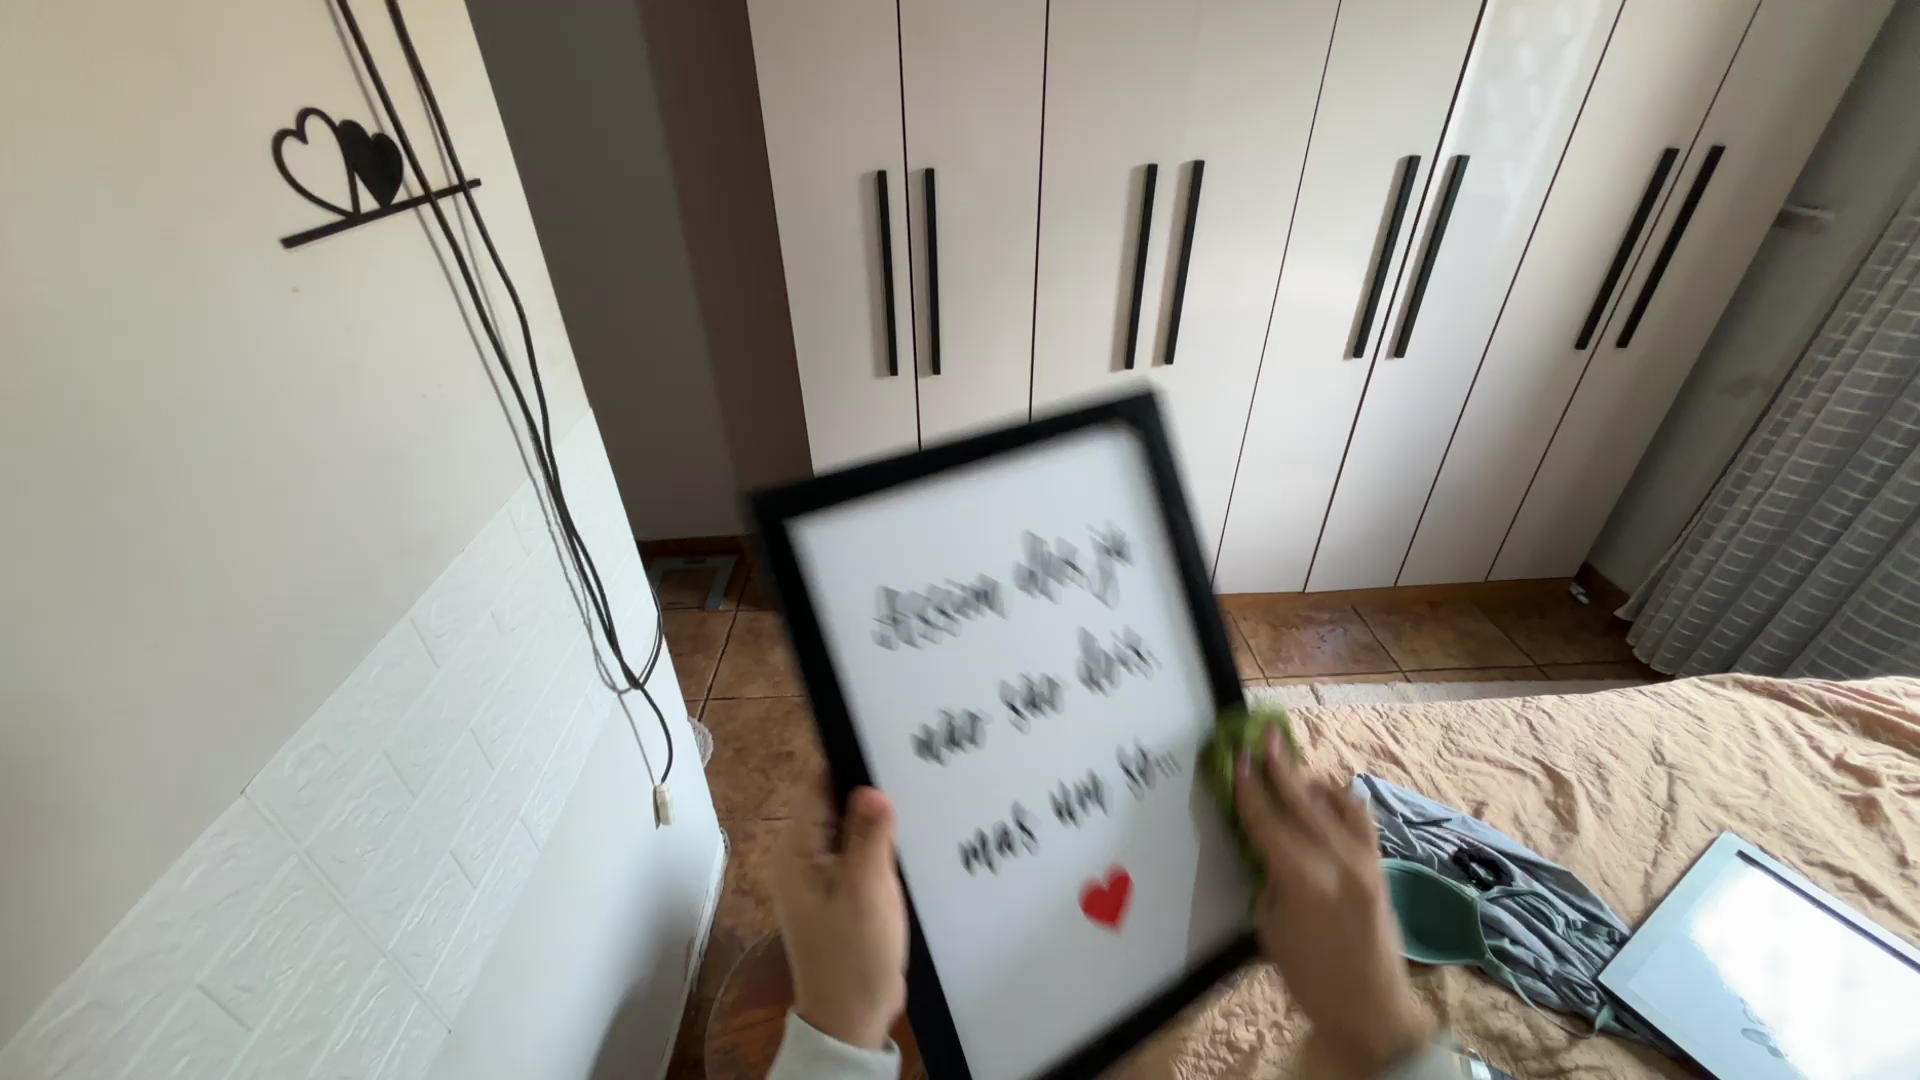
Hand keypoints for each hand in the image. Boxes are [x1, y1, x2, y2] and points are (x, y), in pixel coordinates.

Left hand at [772, 786, 908, 1050]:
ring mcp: (820, 875)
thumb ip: (868, 835)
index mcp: (796, 851)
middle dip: (867, 789)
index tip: (886, 748)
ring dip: (875, 818)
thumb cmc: (855, 954)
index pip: (816, 787)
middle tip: (910, 772)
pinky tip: (906, 837)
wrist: (851, 1020)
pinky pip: (855, 850)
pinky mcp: (839, 890)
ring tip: (914, 798)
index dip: (848, 764)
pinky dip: (877, 842)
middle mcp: (802, 857)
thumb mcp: (866, 890)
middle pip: (832, 803)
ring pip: (847, 826)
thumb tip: (872, 787)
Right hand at [1234, 731, 1432, 1075]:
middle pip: (1301, 801)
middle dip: (1280, 766)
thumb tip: (1266, 839)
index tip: (1238, 757)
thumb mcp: (1269, 921)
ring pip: (1334, 803)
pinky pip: (1361, 819)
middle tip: (1265, 735)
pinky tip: (1326, 790)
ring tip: (1290, 760)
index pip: (1267, 820)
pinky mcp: (1380, 866)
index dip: (1249, 788)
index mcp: (1302, 878)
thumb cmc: (1308, 974)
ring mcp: (1365, 861)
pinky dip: (1341, 799)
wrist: (1373, 1009)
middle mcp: (1338, 861)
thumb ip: (1269, 873)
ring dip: (1310, 779)